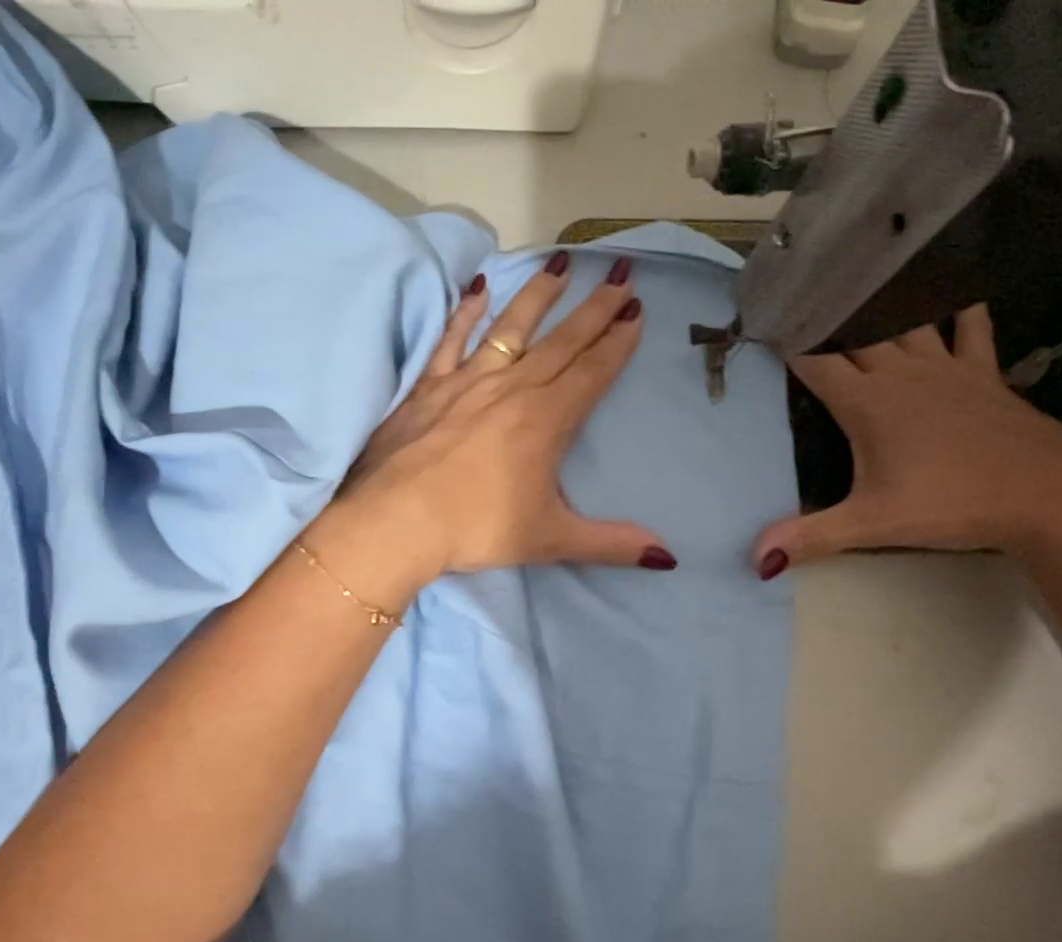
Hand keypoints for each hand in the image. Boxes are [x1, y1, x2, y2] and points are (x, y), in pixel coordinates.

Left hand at [314, 253, 672, 602]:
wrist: (394, 522)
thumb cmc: (475, 530)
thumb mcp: (550, 540)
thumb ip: (610, 543)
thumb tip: (667, 558)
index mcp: (546, 420)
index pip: (593, 371)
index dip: (618, 341)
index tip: (637, 309)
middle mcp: (511, 389)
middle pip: (562, 341)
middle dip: (596, 307)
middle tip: (621, 273)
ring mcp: (467, 382)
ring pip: (512, 328)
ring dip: (540, 295)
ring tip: (562, 262)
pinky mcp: (428, 386)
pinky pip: (452, 340)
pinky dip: (467, 312)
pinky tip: (479, 288)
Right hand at [750, 304, 1061, 577]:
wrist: (1045, 494)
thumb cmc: (951, 504)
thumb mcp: (872, 524)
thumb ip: (811, 537)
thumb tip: (757, 562)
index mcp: (866, 403)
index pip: (815, 361)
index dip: (788, 340)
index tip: (765, 319)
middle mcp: (901, 374)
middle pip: (856, 332)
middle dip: (827, 314)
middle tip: (803, 293)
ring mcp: (946, 368)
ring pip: (906, 322)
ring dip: (883, 304)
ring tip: (862, 280)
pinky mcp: (983, 373)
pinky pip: (970, 329)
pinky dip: (960, 310)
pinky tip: (956, 291)